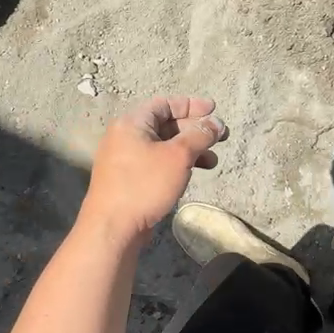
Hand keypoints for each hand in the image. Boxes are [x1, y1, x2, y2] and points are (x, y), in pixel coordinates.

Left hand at [79, 96, 228, 245]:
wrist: (113, 228)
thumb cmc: (145, 184)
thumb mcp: (178, 155)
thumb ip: (200, 135)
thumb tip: (217, 123)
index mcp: (132, 123)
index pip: (165, 104)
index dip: (191, 105)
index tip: (214, 110)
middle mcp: (126, 137)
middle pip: (166, 124)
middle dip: (195, 129)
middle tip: (220, 136)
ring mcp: (126, 159)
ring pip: (165, 145)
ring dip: (191, 149)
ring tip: (213, 161)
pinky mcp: (130, 179)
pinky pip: (158, 162)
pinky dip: (178, 163)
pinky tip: (193, 173)